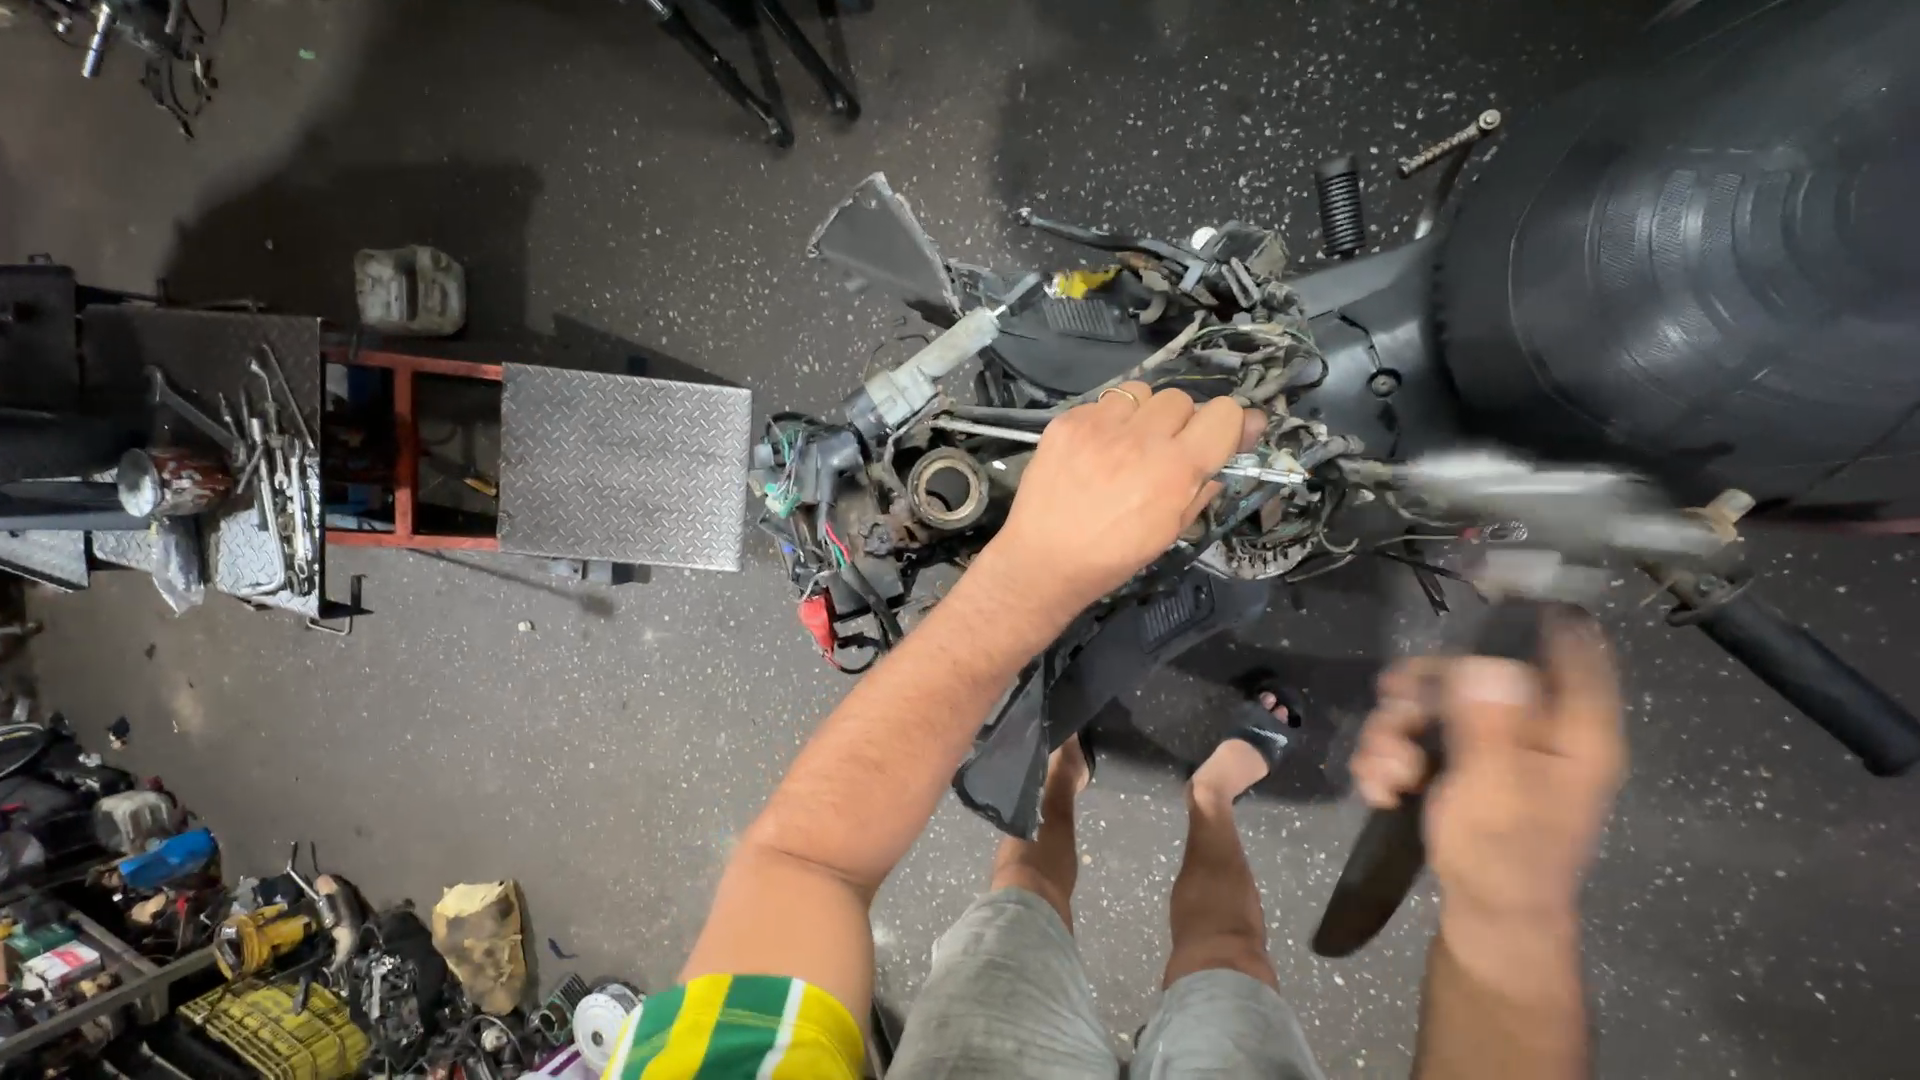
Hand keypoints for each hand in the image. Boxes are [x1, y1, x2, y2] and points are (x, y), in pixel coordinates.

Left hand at [978, 381, 1259, 621]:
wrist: (1045, 560)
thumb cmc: (1114, 556)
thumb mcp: (1172, 530)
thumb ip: (1204, 483)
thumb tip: (1230, 449)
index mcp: (1175, 470)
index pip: (1224, 413)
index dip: (1225, 425)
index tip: (1216, 438)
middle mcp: (1140, 439)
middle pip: (1181, 398)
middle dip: (1179, 422)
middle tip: (1161, 452)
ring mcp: (1099, 426)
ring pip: (1141, 392)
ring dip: (1142, 414)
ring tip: (1126, 445)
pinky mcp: (1066, 422)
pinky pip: (1102, 403)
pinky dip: (1106, 420)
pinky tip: (1095, 449)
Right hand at [1350, 613, 1625, 926]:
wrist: (1484, 915)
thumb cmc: (1502, 856)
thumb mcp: (1495, 788)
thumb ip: (1489, 723)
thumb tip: (1486, 662)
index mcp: (1570, 730)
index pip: (1573, 650)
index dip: (1540, 616)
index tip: (1498, 588)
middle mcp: (1532, 727)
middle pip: (1469, 673)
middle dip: (1417, 695)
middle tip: (1393, 713)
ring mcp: (1491, 744)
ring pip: (1427, 704)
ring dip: (1391, 734)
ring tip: (1383, 774)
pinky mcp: (1457, 763)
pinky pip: (1413, 736)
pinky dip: (1388, 756)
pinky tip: (1380, 786)